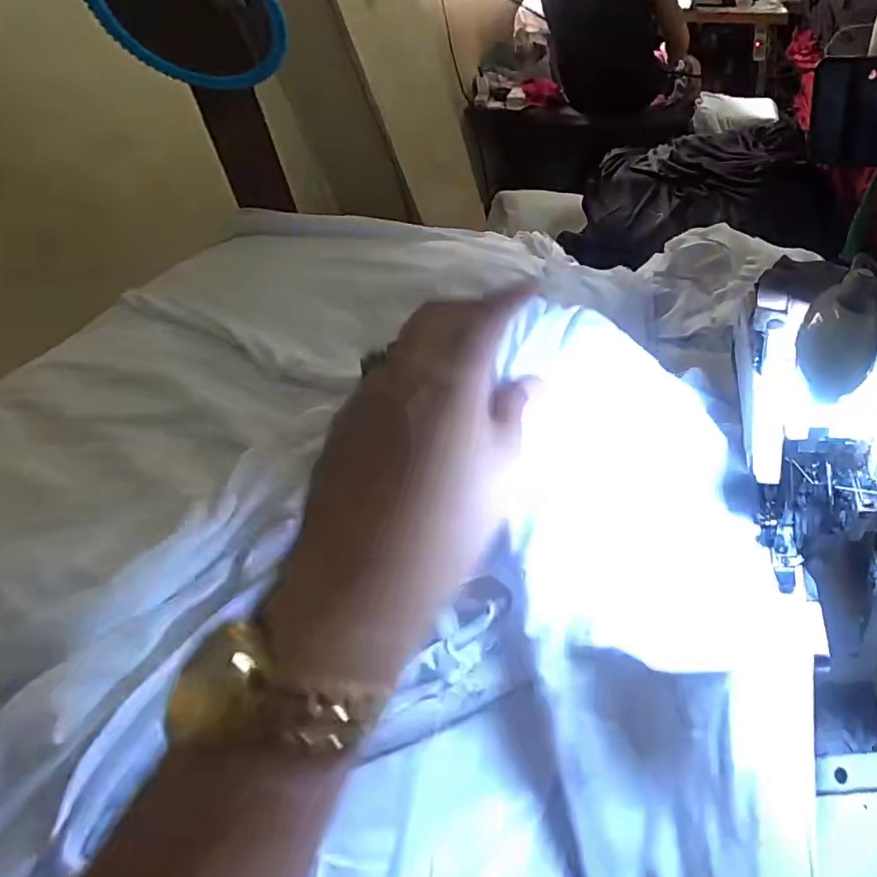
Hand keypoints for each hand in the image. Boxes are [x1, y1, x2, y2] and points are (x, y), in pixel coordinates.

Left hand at [262, 286, 537, 689]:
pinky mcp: (345, 424)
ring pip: (406, 341)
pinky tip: (434, 388)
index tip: (531, 291)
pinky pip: (386, 370)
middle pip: (434, 318)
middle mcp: (400, 377)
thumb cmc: (451, 525)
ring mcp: (365, 399)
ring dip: (441, 332)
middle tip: (503, 316)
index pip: (480, 321)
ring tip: (471, 348)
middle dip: (471, 307)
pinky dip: (417, 360)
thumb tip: (528, 381)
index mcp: (447, 383)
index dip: (508, 300)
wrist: (359, 585)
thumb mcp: (503, 468)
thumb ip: (514, 412)